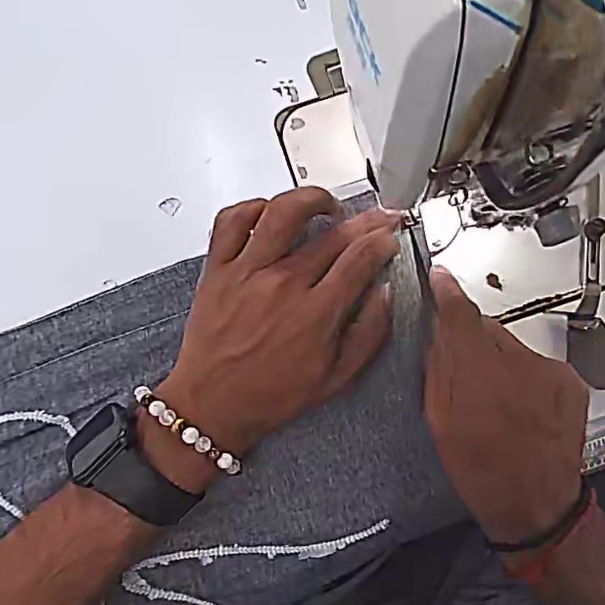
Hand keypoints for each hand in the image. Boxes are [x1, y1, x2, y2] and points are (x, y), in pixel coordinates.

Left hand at [147, 188, 399, 490]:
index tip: (390, 237)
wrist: (214, 405)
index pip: (361, 257)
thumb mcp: (336, 379)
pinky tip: (270, 213)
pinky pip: (231, 221)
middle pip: (333, 233)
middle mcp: (282, 285)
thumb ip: (368, 335)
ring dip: (312, 199)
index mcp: (316, 313)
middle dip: (365, 220)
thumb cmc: (269, 396)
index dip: (383, 240)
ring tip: (326, 206)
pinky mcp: (218, 270)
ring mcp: (247, 273)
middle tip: (375, 219)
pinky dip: (252, 207)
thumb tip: (385, 295)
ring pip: (283, 211)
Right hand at [423, 267, 588, 544]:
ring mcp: (546, 372)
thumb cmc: (485, 473)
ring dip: (499, 360)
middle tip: (464, 371)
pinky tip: (519, 404)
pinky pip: (537, 362)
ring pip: (512, 344)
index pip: (460, 313)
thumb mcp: (441, 423)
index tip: (440, 280)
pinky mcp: (568, 381)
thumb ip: (438, 372)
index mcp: (476, 374)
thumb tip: (437, 337)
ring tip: (496, 399)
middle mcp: (515, 365)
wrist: (536, 503)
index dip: (447, 291)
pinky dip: (525, 374)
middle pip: (486, 327)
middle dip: (471, 341)